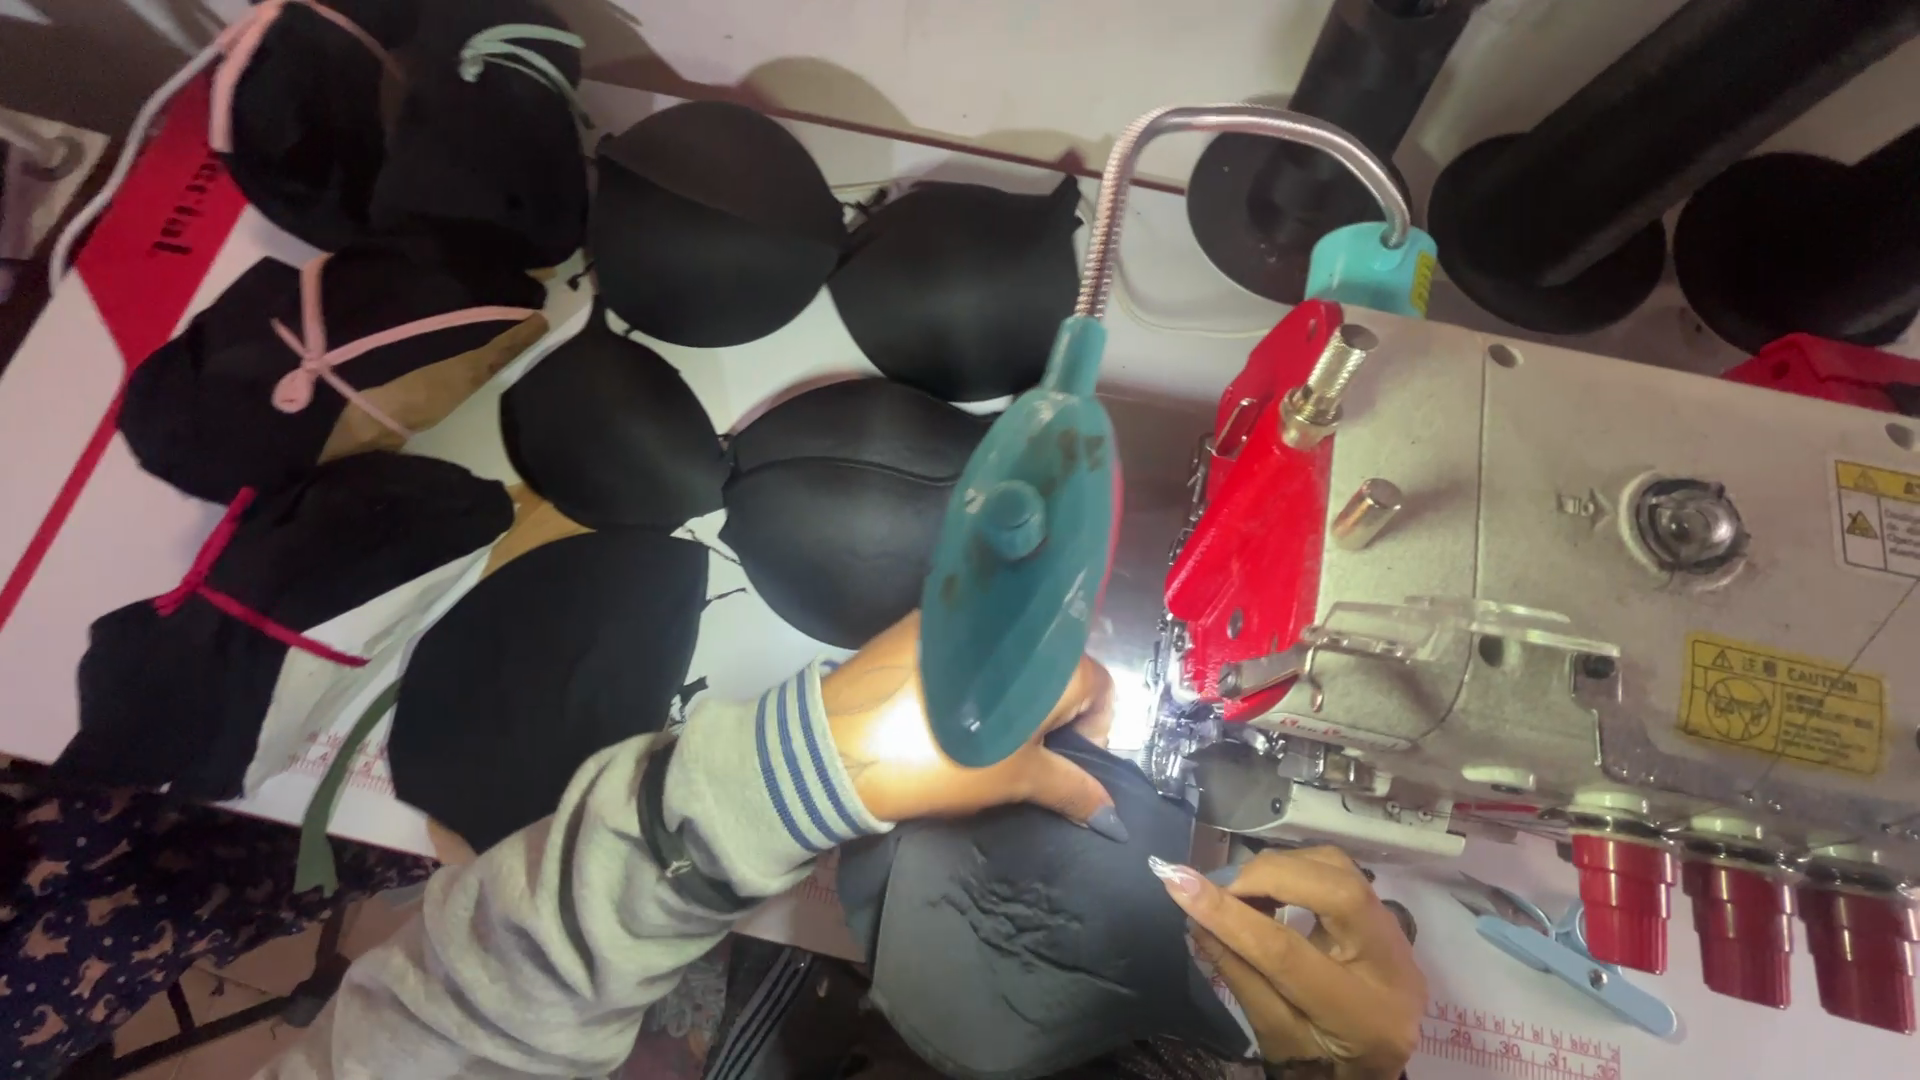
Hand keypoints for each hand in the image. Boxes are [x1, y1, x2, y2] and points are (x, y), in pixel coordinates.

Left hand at [821, 611, 1124, 839]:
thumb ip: (1072, 790)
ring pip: (1015, 657)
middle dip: (1052, 711)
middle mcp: (1018, 627)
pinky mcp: (931, 621)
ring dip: (1014, 691)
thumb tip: (1114, 818)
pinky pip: (975, 646)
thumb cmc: (945, 763)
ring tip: (986, 730)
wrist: (845, 743)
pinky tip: (956, 706)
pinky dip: (978, 674)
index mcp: (1051, 662)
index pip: (1100, 689)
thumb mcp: (1016, 780)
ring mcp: (972, 619)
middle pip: (1059, 669)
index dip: (1093, 730)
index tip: (1065, 762)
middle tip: (1024, 750)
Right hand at [1151, 848, 1424, 1079]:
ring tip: (1244, 890)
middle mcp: (1393, 969)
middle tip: (1221, 888)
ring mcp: (1398, 938)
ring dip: (1280, 867)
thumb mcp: (1273, 1035)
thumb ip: (1235, 971)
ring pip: (1337, 868)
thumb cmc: (1319, 1066)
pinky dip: (1295, 867)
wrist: (1372, 1071)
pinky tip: (1271, 887)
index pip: (1286, 951)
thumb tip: (1193, 913)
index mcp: (1361, 1017)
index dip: (1228, 913)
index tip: (1176, 881)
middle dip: (1265, 876)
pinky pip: (1339, 869)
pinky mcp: (1387, 918)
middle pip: (1333, 891)